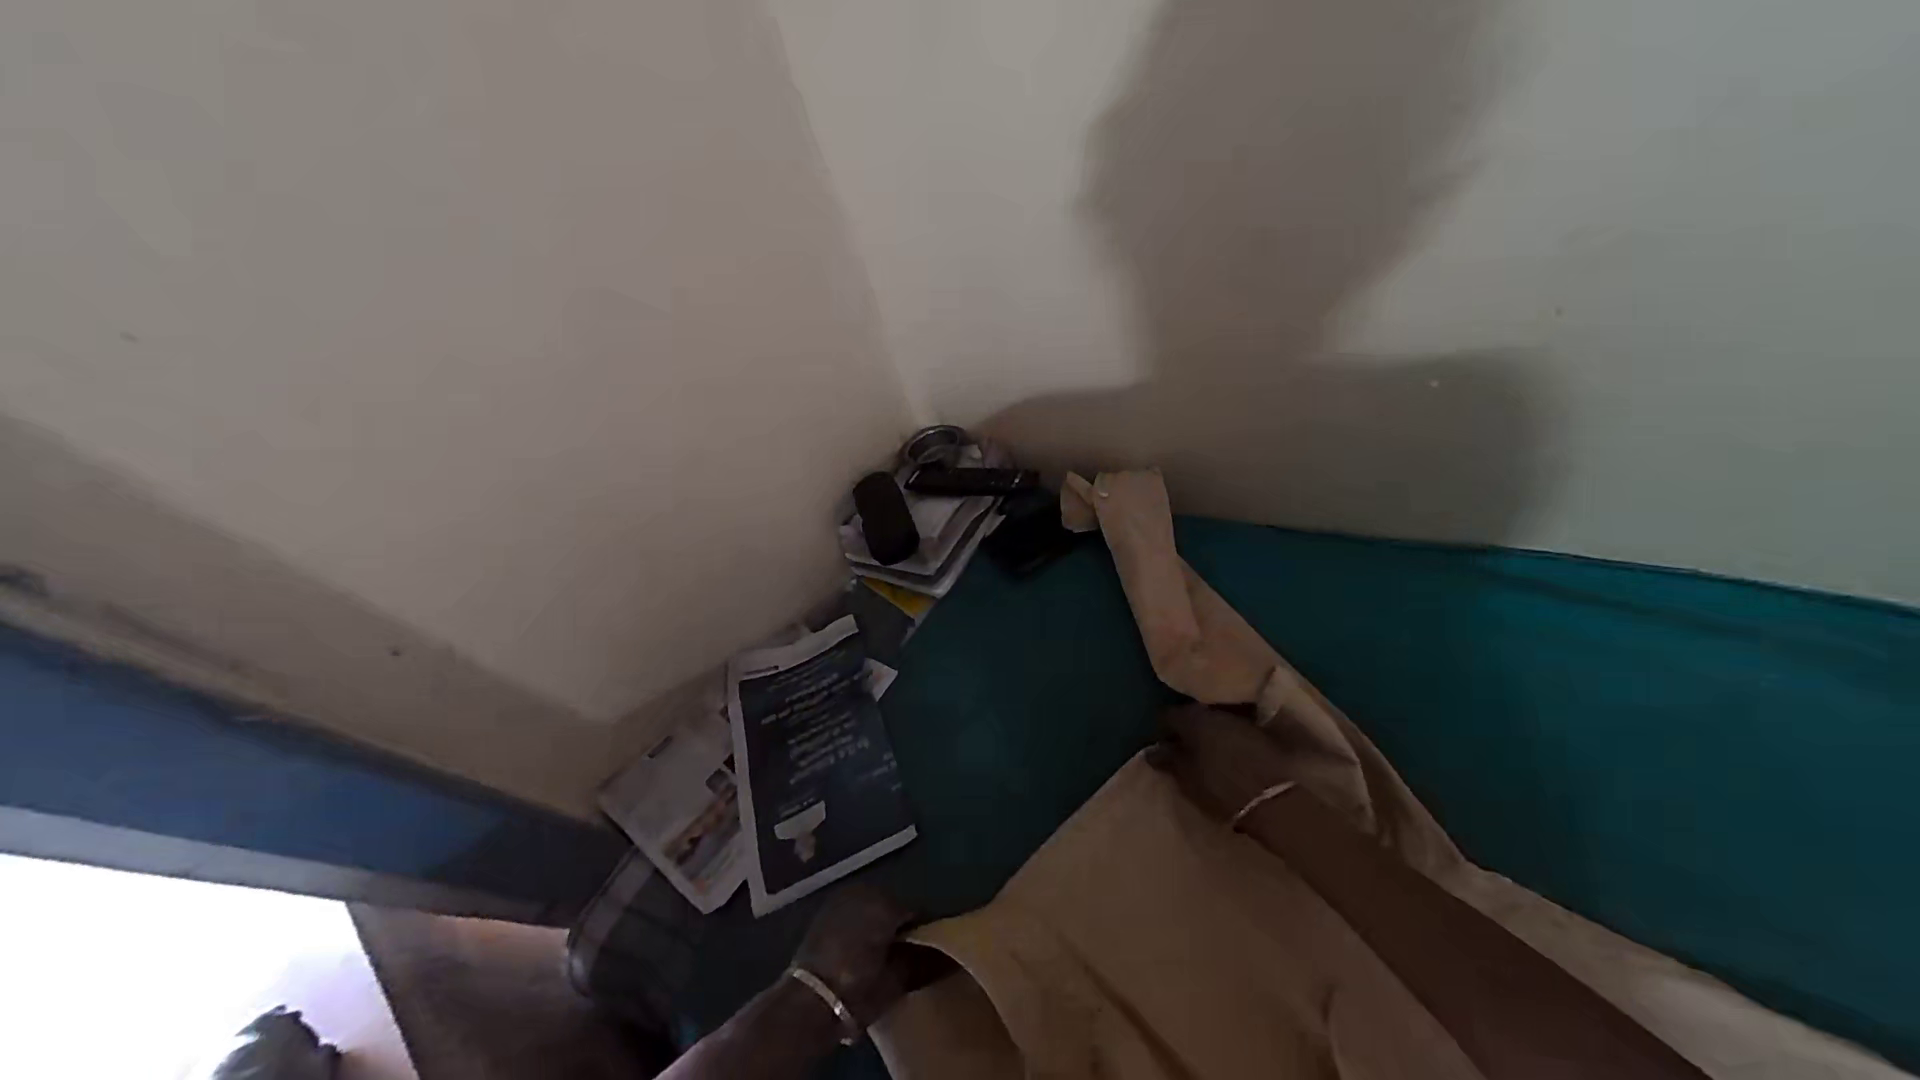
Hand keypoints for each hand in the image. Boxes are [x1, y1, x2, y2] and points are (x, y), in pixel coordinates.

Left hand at [791, 885, 915, 1025]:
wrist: (807, 1002)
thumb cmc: (857, 992)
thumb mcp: (895, 982)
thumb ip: (917, 960)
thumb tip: (933, 951)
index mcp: (886, 905)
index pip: (915, 911)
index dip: (922, 929)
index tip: (926, 945)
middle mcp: (865, 892)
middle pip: (892, 903)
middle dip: (899, 921)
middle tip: (904, 947)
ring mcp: (842, 898)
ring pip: (871, 903)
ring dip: (878, 919)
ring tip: (881, 946)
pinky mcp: (826, 910)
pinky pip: (853, 909)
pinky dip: (860, 920)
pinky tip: (860, 942)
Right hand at [1150, 703, 1294, 822]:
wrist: (1274, 800)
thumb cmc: (1220, 788)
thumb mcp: (1187, 778)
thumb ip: (1168, 761)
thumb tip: (1153, 750)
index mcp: (1193, 719)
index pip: (1167, 715)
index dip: (1161, 730)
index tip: (1160, 745)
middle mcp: (1216, 713)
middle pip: (1193, 716)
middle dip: (1186, 729)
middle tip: (1182, 748)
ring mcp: (1241, 722)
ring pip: (1216, 722)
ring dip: (1208, 734)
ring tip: (1204, 754)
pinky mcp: (1261, 735)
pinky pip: (1234, 731)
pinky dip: (1226, 740)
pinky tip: (1225, 756)